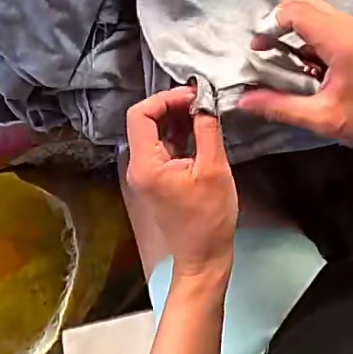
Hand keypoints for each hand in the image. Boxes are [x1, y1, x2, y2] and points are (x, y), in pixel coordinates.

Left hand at [122, 87, 237, 283]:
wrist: (203, 258)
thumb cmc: (209, 218)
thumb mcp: (214, 168)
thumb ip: (207, 129)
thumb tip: (205, 100)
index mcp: (145, 164)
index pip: (141, 115)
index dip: (165, 99)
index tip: (192, 96)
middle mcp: (139, 166)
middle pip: (145, 121)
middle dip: (171, 105)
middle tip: (199, 100)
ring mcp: (146, 173)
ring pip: (154, 132)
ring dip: (175, 118)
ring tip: (202, 110)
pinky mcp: (158, 178)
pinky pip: (162, 146)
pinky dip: (178, 133)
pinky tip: (199, 127)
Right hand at [236, 0, 352, 153]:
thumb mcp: (321, 118)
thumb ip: (279, 107)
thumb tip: (242, 100)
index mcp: (341, 40)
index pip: (295, 11)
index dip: (270, 25)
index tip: (259, 49)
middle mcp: (350, 25)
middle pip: (303, 1)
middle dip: (278, 20)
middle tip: (266, 48)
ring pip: (314, 7)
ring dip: (292, 24)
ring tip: (282, 54)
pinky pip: (326, 19)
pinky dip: (307, 31)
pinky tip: (305, 60)